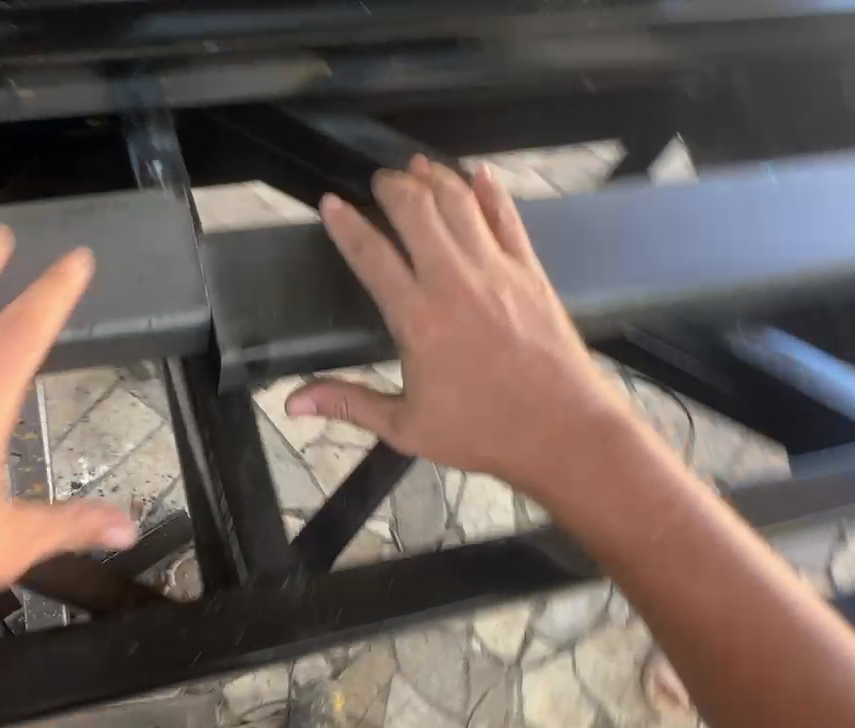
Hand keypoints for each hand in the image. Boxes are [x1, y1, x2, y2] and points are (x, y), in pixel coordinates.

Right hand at [286, 157, 632, 491]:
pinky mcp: (530, 272)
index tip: (330, 202)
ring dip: (436, 178)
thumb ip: (348, 403)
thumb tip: (293, 402)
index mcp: (417, 319)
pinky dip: (491, 191)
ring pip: (461, 202)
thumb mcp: (406, 427)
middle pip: (417, 210)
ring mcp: (497, 270)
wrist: (560, 431)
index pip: (372, 255)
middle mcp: (454, 282)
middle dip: (393, 186)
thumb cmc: (480, 433)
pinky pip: (508, 217)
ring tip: (417, 167)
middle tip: (379, 180)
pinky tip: (479, 174)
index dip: (346, 224)